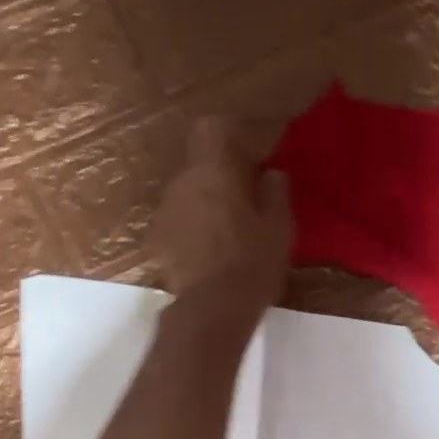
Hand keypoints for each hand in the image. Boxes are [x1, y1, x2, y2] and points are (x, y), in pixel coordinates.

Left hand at [151, 117, 291, 325]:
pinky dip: (195, 227)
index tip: (252, 159)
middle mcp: (182, 183)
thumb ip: (276, 194)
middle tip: (250, 202)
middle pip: (201, 164)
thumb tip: (273, 173)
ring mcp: (165, 211)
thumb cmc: (252, 265)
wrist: (211, 311)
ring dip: (209, 203)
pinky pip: (180, 220)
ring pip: (190, 193)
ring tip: (232, 233)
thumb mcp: (279, 230)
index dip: (231, 137)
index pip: (211, 128)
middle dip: (223, 177)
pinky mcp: (158, 238)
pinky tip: (213, 253)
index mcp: (214, 173)